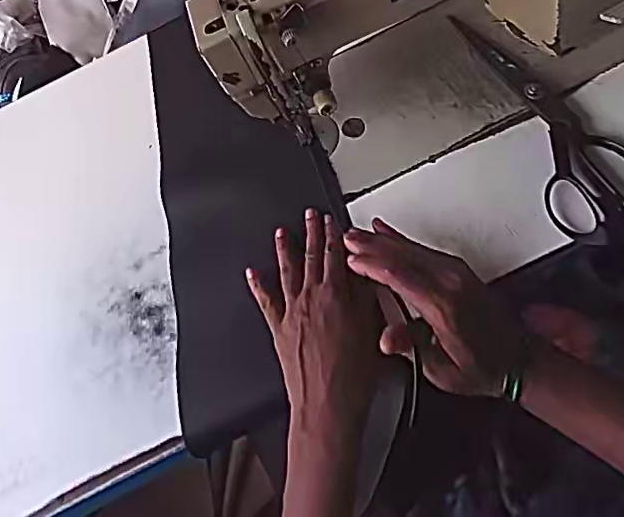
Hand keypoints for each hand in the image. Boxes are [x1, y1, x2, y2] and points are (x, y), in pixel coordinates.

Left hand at [247, 209, 380, 435]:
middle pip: (312, 256)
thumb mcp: (371, 330)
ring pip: (288, 270)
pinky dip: (258, 285)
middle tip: (309, 214)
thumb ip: (365, 298)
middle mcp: (312, 297)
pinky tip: (252, 272)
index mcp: (337, 295)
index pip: (335, 254)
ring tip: (282, 232)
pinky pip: (266, 301)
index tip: (331, 219)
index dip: (333, 234)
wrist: (327, 408)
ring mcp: (292, 311)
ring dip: (285, 248)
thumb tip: (363, 275)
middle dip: (311, 231)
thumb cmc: (353, 378)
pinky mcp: (279, 328)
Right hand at [344, 218, 525, 397]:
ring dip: (383, 239)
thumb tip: (386, 339)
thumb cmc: (483, 367)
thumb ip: (413, 349)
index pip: (400, 277)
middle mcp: (450, 282)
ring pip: (411, 248)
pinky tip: (386, 232)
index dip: (373, 265)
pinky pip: (422, 249)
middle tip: (347, 238)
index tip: (352, 260)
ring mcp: (454, 271)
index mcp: (444, 306)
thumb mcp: (443, 371)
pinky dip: (401, 240)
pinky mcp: (456, 268)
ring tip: (359, 233)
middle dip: (372, 245)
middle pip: (403, 255)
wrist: (517, 358)